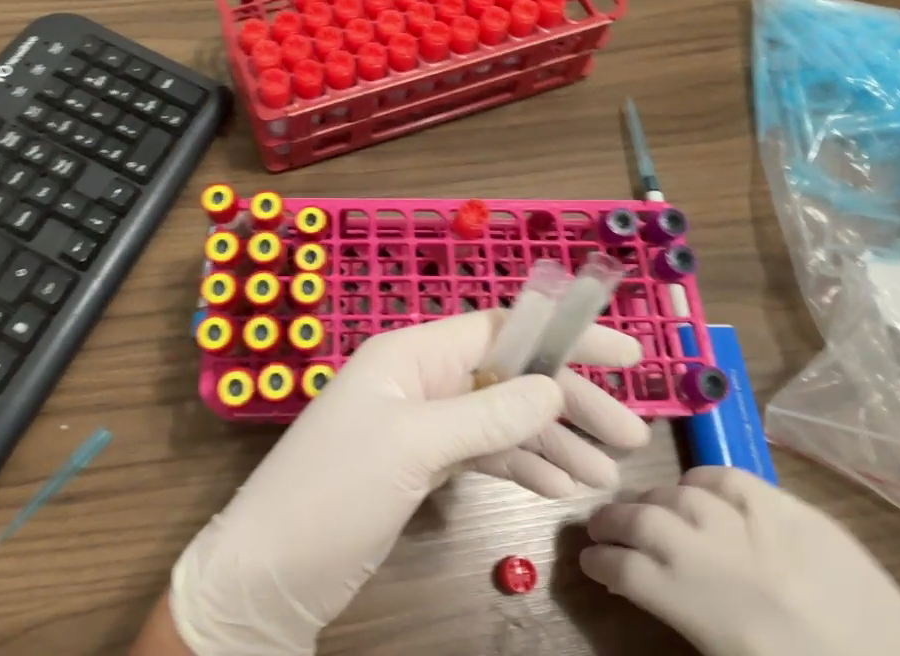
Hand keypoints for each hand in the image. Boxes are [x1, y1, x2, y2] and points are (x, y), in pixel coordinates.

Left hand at [168, 310, 650, 655]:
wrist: (271, 571)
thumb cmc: (332, 493)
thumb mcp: (411, 448)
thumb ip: (485, 415)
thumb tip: (553, 387)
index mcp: (409, 354)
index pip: (500, 329)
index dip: (563, 337)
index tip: (627, 355)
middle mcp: (419, 379)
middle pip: (509, 375)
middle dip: (568, 402)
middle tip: (628, 436)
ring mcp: (421, 423)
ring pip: (502, 418)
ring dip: (553, 441)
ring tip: (605, 476)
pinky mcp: (421, 464)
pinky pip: (485, 453)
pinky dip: (522, 466)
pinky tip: (560, 487)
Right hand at [581, 467, 899, 655]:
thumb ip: (683, 619)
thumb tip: (642, 585)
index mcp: (700, 609)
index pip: (626, 570)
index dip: (600, 562)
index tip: (589, 562)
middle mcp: (717, 558)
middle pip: (642, 523)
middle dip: (611, 523)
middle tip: (598, 528)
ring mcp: (754, 525)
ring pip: (677, 496)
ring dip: (649, 502)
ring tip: (639, 509)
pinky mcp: (790, 508)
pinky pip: (727, 479)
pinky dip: (699, 482)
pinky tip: (692, 493)